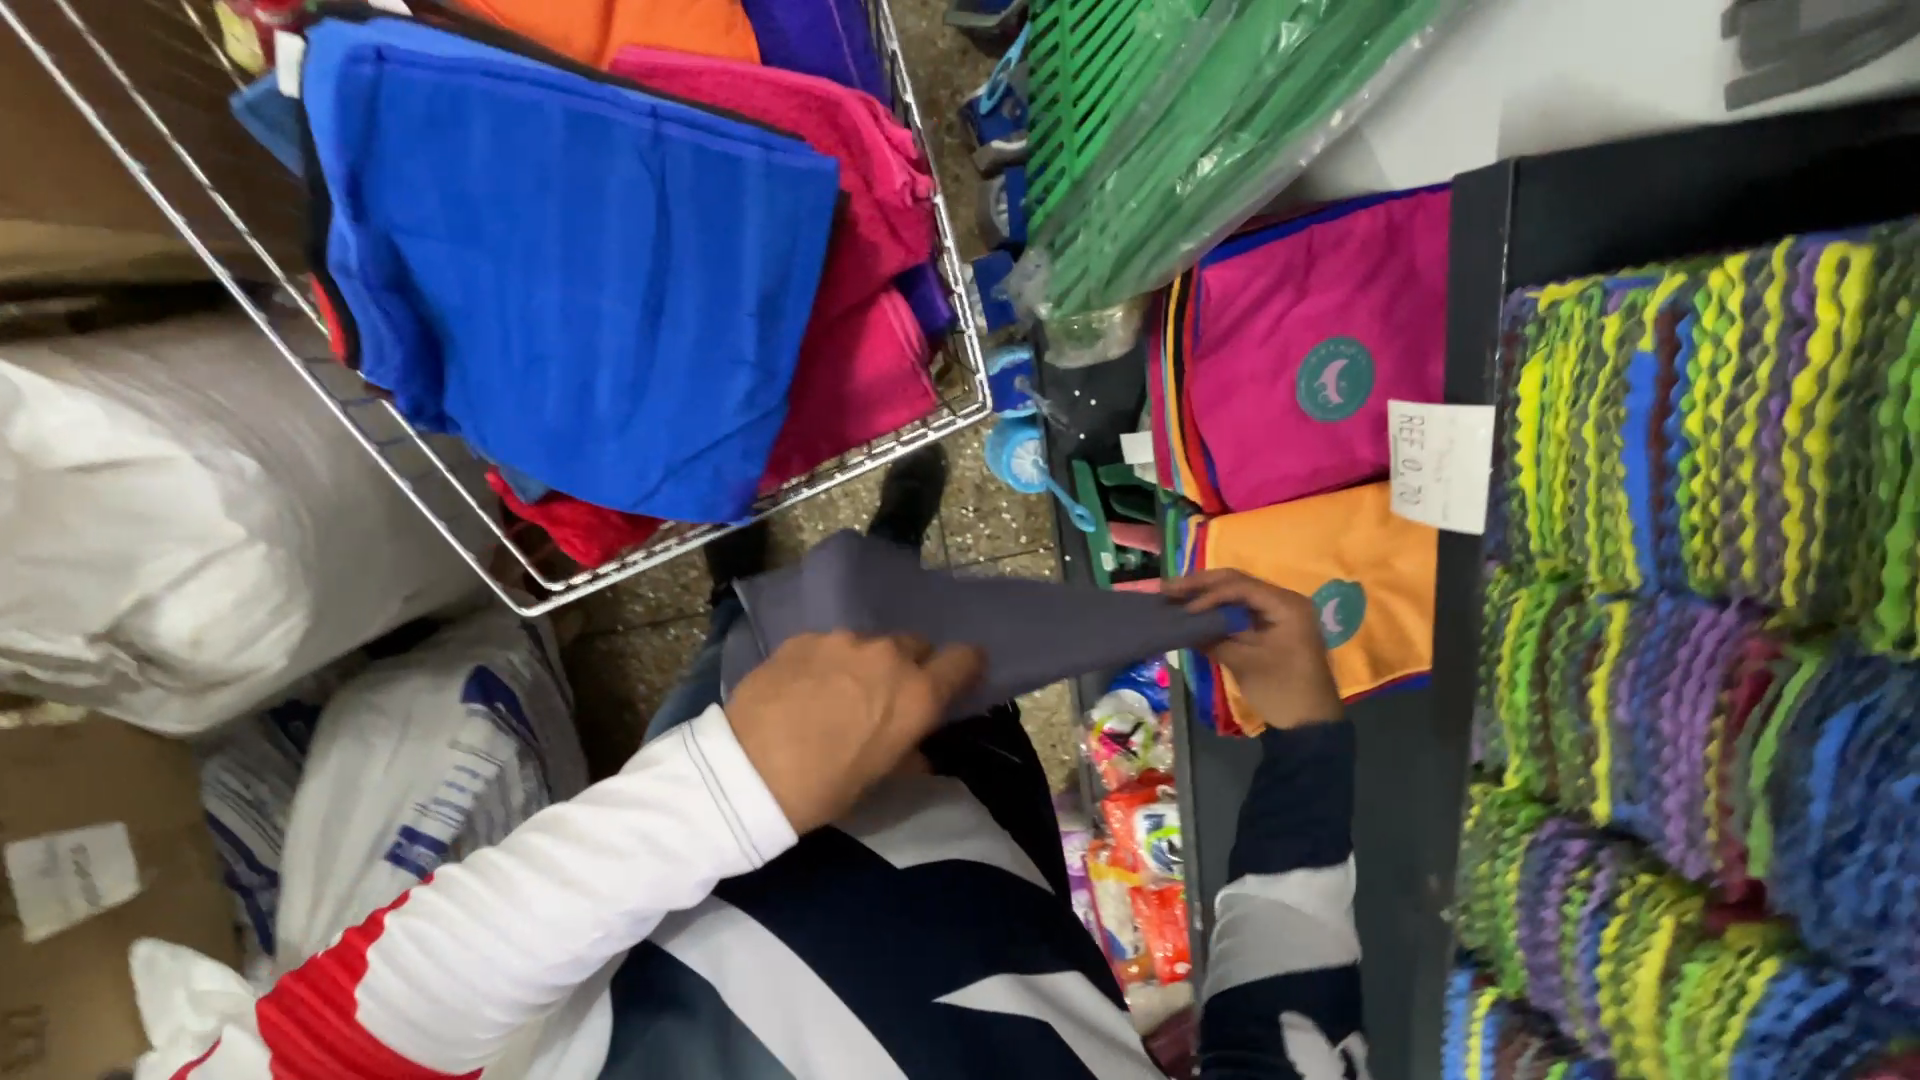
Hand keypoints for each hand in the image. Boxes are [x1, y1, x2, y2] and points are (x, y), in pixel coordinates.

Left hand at [724, 632, 984, 832]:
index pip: (965, 658)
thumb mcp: (877, 780)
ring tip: (837, 691)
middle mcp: (887, 656)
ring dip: (864, 663)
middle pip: (915, 645)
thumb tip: (918, 752)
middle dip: (908, 666)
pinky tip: (803, 687)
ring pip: (869, 643)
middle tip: (885, 695)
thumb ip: (908, 755)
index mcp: (918, 694)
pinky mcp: (803, 637)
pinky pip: (829, 644)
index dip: (964, 667)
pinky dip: (826, 661)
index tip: (955, 679)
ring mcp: (843, 641)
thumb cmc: (823, 788)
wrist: (747, 772)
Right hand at [1165, 569, 1340, 730]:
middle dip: (1201, 585)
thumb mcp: (1245, 664)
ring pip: (1236, 593)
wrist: (1308, 723)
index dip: (1208, 594)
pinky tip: (1193, 611)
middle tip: (1168, 589)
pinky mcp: (1270, 625)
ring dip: (1206, 594)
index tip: (1184, 609)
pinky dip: (1216, 609)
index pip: (1240, 587)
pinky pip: (1240, 609)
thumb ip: (1213, 639)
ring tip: (1175, 596)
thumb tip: (1182, 626)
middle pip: (1237, 582)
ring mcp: (1277, 612)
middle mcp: (1284, 600)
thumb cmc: (1281, 690)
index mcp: (1286, 605)